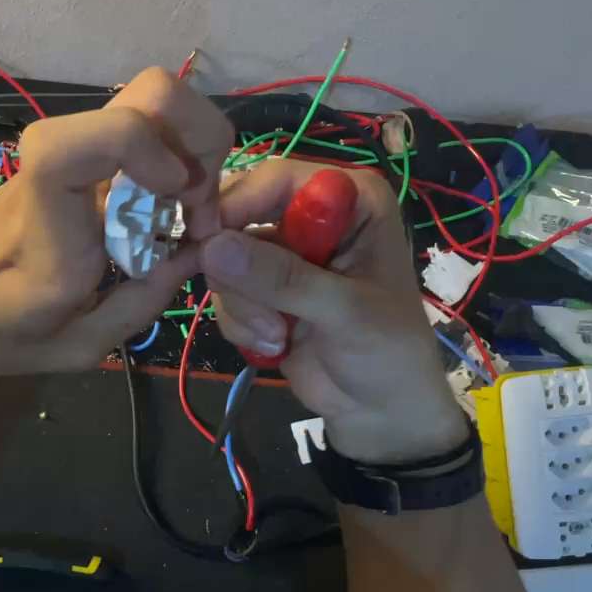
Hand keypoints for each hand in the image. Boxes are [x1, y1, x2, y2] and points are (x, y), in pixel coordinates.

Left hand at [0, 67, 233, 394]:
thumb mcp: (72, 350)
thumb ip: (138, 305)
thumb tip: (194, 249)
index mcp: (47, 247)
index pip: (67, 150)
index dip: (137, 143)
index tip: (177, 191)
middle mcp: (49, 187)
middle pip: (138, 95)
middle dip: (195, 133)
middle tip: (198, 199)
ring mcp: (50, 166)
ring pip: (136, 106)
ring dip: (183, 145)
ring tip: (183, 206)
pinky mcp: (51, 163)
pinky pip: (119, 134)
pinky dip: (158, 154)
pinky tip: (153, 203)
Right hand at [204, 161, 467, 464]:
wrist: (379, 411)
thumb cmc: (385, 352)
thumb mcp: (343, 311)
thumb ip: (281, 278)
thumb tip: (212, 245)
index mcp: (349, 201)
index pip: (276, 179)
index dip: (236, 204)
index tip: (206, 242)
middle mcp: (311, 218)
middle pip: (237, 215)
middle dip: (238, 269)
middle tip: (256, 307)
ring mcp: (281, 255)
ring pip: (224, 260)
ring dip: (245, 306)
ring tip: (279, 335)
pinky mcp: (260, 290)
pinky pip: (224, 293)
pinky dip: (241, 323)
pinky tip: (273, 344)